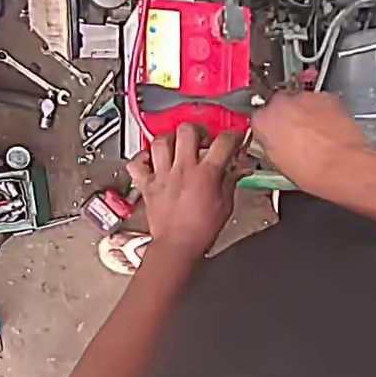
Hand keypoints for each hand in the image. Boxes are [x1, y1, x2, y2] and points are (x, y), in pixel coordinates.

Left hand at [127, 124, 244, 260]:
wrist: (178, 246)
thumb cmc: (201, 230)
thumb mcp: (226, 205)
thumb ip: (231, 182)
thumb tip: (238, 169)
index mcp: (206, 174)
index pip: (223, 143)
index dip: (233, 136)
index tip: (234, 138)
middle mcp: (182, 170)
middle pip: (187, 131)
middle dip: (197, 130)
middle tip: (201, 139)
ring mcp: (162, 175)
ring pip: (160, 141)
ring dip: (170, 140)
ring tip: (176, 146)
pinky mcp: (147, 185)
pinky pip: (137, 163)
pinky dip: (142, 158)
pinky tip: (152, 160)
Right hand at [251, 91, 375, 194]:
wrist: (344, 166)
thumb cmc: (311, 171)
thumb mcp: (278, 164)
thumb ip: (271, 145)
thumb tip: (275, 142)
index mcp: (263, 121)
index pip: (258, 118)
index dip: (268, 130)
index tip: (274, 138)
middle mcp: (281, 103)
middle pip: (279, 106)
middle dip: (286, 118)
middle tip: (295, 137)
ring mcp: (306, 98)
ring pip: (300, 103)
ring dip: (305, 114)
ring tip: (315, 136)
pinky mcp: (328, 97)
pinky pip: (320, 103)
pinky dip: (323, 113)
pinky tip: (328, 130)